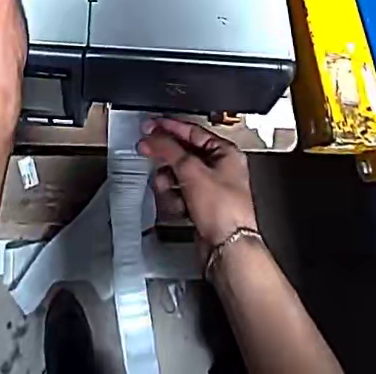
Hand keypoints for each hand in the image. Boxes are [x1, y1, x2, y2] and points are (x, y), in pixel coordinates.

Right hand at [136, 117, 258, 252]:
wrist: (227, 250)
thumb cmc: (223, 210)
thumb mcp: (192, 171)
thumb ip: (169, 150)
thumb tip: (153, 136)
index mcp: (225, 152)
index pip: (193, 131)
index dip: (169, 127)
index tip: (151, 124)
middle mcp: (221, 168)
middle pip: (184, 154)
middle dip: (166, 158)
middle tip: (148, 150)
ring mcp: (211, 189)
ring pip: (179, 175)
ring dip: (168, 182)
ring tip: (165, 187)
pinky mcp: (202, 208)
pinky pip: (181, 195)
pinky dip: (175, 199)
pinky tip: (176, 206)